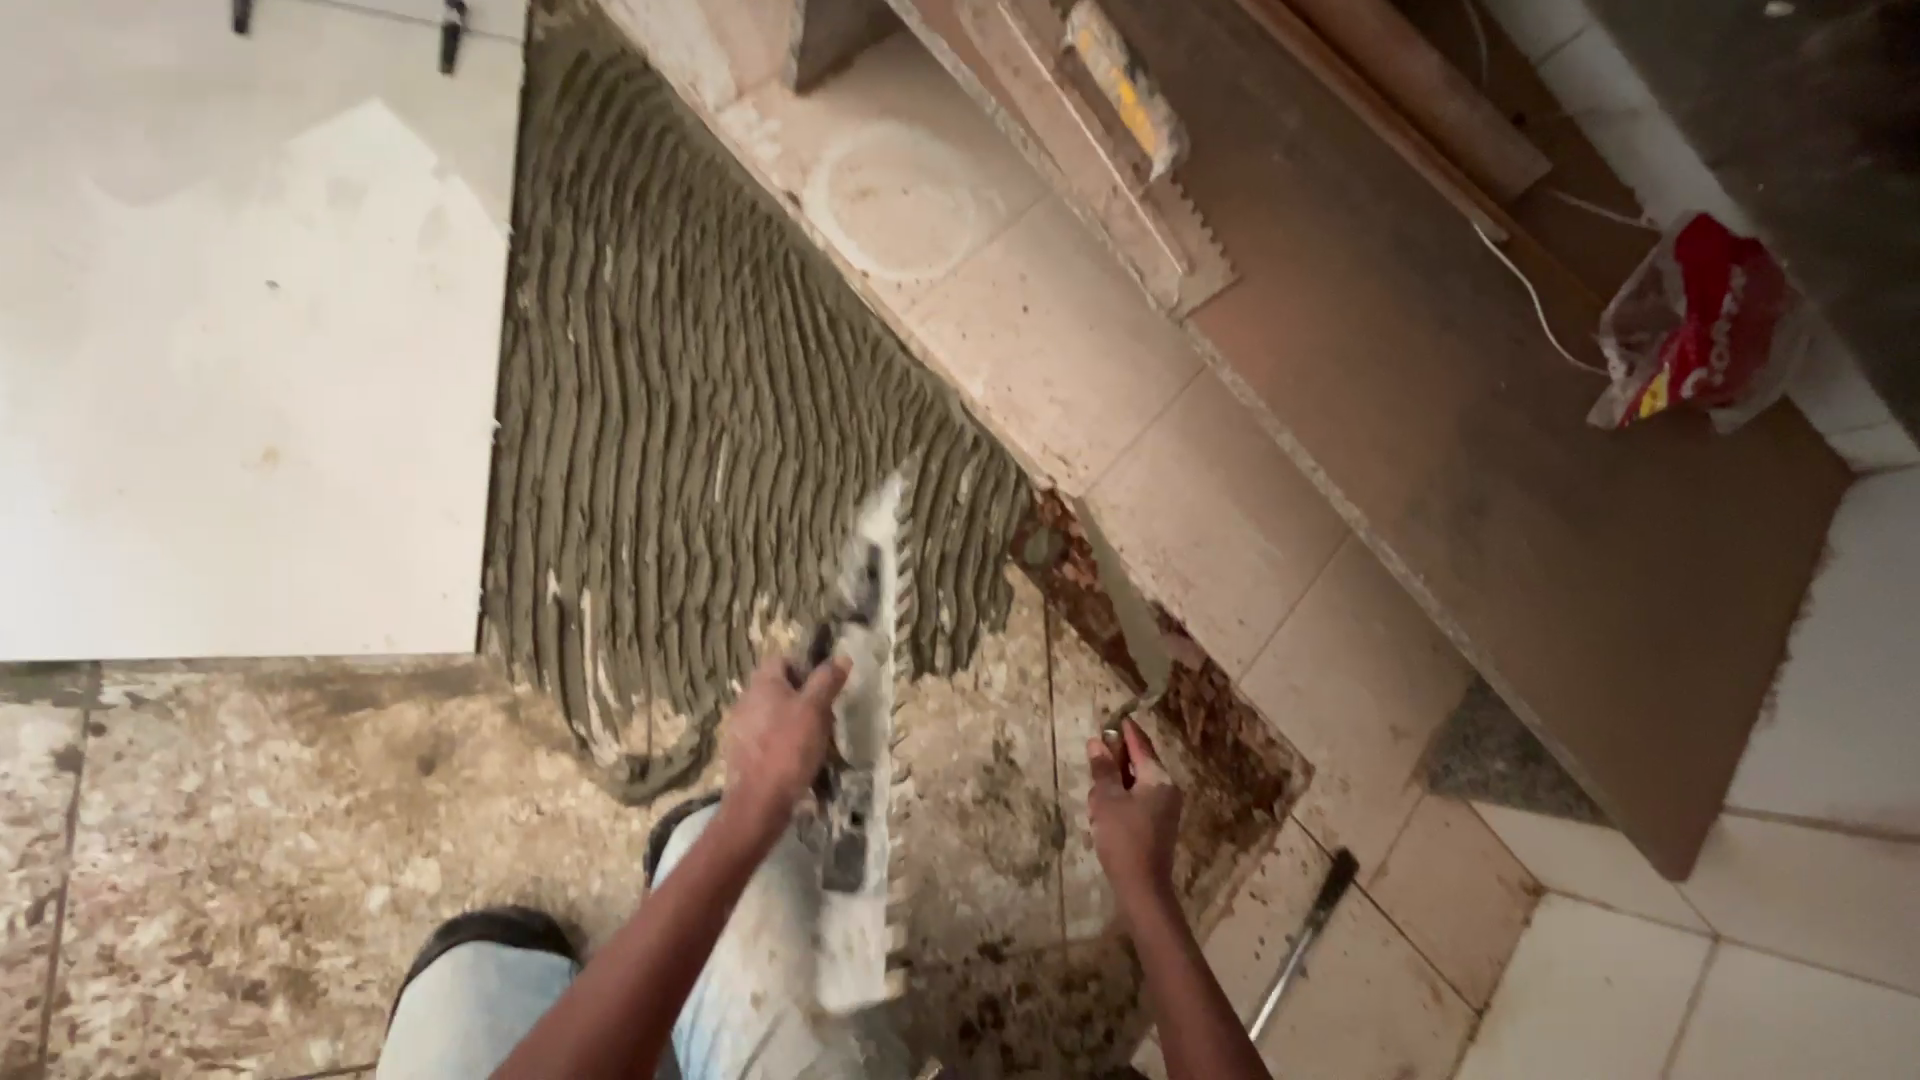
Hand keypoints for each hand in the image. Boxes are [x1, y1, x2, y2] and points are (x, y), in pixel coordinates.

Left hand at [718, 653, 848, 849]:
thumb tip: (841, 656)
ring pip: (773, 713)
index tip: (825, 686)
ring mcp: (739, 728)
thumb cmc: (789, 748)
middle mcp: (745, 700)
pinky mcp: (741, 752)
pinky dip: (782, 741)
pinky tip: (797, 759)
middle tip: (825, 715)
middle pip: (778, 687)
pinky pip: (766, 737)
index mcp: (762, 684)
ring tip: (815, 739)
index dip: (805, 667)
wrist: (759, 802)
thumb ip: (827, 680)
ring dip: (794, 720)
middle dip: (803, 697)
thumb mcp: (816, 710)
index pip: (782, 659)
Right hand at [1087, 718, 1183, 914]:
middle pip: (1139, 763)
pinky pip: (1137, 800)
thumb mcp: (1107, 800)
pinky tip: (1104, 810)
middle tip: (1094, 757)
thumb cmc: (1123, 838)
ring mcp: (1165, 809)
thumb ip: (1103, 769)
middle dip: (1115, 761)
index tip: (1111, 717)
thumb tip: (1097, 742)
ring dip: (1115, 783)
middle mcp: (1167, 789)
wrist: (1143, 887)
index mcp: (1159, 778)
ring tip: (1095, 793)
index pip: (1140, 744)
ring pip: (1136, 783)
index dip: (1124, 730)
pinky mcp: (1158, 825)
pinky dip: (1121, 798)